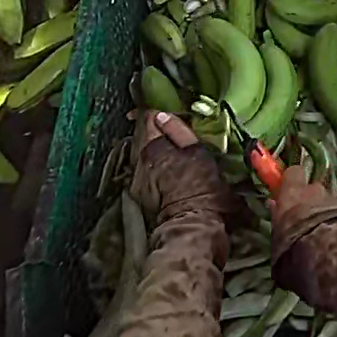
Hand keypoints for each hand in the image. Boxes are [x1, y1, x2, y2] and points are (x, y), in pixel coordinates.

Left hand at [129, 110, 236, 226]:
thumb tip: (161, 115)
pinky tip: (161, 169)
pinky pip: (140, 168)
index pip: (146, 117)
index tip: (163, 114)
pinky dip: (149, 164)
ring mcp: (135, 175)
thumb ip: (179, 131)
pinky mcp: (136, 190)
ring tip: (165, 149)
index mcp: (154, 144)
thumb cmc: (202, 186)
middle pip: (139, 133)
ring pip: (138, 150)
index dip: (155, 113)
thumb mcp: (198, 152)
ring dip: (150, 147)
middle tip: (166, 129)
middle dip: (151, 129)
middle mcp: (139, 157)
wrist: (192, 223)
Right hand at [268, 162, 336, 312]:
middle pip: (313, 187)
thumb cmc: (293, 244)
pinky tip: (336, 238)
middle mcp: (314, 190)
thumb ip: (277, 217)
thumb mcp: (277, 235)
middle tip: (307, 218)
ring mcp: (335, 199)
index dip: (292, 181)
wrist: (328, 252)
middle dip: (311, 199)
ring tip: (324, 233)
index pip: (293, 172)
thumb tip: (273, 205)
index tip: (289, 192)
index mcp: (292, 192)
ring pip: (329, 200)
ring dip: (326, 211)